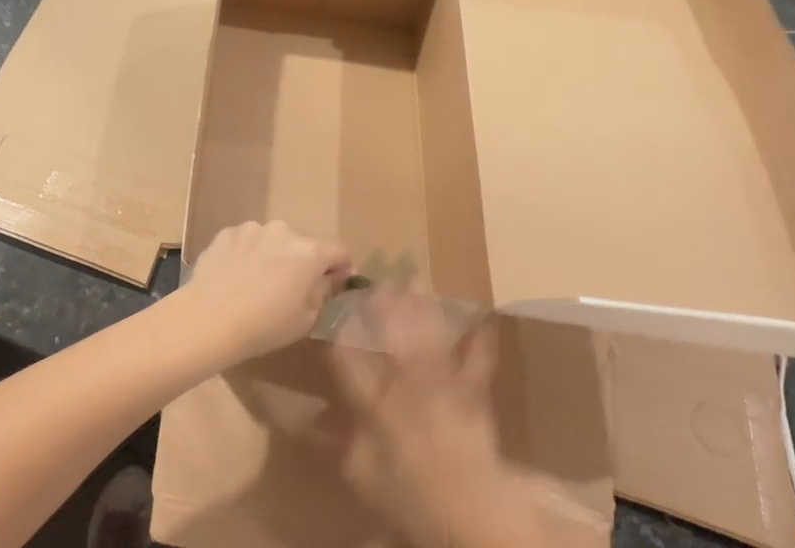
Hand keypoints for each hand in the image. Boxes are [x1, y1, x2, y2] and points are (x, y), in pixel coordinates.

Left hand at [175, 220, 351, 363]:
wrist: (210, 318)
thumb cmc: (266, 325)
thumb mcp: (307, 318)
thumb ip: (325, 290)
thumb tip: (334, 276)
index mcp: (310, 251)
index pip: (339, 252)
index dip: (341, 268)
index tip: (334, 285)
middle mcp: (283, 231)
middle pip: (303, 244)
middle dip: (303, 261)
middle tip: (291, 288)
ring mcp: (252, 228)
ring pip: (273, 239)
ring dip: (273, 254)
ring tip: (258, 282)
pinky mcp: (226, 233)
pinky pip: (246, 241)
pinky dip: (247, 253)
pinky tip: (236, 276)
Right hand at [330, 289, 553, 547]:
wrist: (470, 517)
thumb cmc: (408, 497)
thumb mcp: (361, 473)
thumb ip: (339, 439)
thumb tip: (310, 419)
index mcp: (375, 404)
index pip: (349, 357)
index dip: (340, 328)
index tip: (333, 304)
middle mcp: (407, 387)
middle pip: (391, 336)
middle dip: (383, 304)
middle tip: (376, 276)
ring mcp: (444, 388)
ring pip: (430, 339)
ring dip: (423, 308)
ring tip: (416, 278)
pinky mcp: (475, 397)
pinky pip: (479, 363)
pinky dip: (482, 342)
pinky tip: (484, 318)